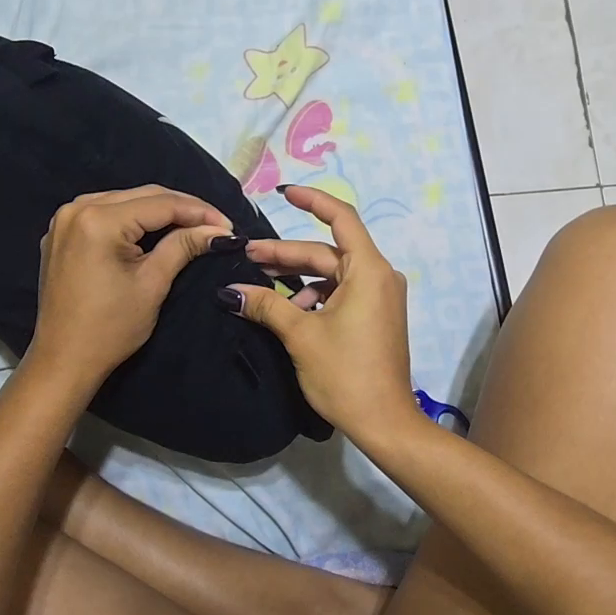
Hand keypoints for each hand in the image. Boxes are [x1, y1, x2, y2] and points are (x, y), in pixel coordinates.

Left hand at [25, 186, 234, 384]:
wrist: (64, 360)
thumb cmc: (111, 328)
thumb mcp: (153, 283)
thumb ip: (184, 246)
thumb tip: (219, 230)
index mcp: (98, 220)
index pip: (160, 204)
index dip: (199, 211)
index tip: (228, 225)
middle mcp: (77, 208)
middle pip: (142, 195)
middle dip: (182, 208)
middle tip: (215, 226)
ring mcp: (64, 220)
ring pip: (124, 200)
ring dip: (158, 211)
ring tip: (191, 227)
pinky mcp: (60, 234)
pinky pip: (104, 212)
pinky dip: (132, 218)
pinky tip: (154, 231)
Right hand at [224, 186, 424, 446]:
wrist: (384, 421)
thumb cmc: (345, 373)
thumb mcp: (301, 335)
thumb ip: (267, 305)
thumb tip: (230, 290)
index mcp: (368, 270)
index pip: (341, 218)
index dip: (312, 201)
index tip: (283, 193)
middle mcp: (379, 276)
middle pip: (328, 252)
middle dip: (287, 254)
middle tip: (247, 256)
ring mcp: (380, 298)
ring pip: (332, 274)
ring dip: (298, 278)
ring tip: (262, 288)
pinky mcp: (376, 317)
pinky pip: (342, 293)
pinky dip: (314, 296)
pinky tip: (289, 310)